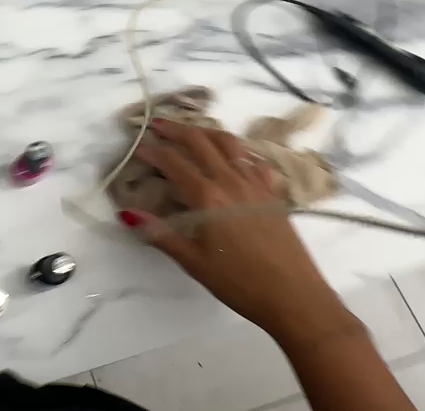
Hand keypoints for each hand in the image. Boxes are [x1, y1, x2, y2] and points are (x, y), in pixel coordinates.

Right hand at [118, 120, 353, 346]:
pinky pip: (253, 159)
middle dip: (175, 129)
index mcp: (206, 196)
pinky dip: (238, 150)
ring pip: (228, 142)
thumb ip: (161, 234)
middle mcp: (229, 180)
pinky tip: (234, 156)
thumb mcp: (194, 262)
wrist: (297, 299)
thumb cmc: (241, 283)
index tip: (138, 147)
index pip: (172, 161)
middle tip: (158, 124)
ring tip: (193, 131)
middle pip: (199, 140)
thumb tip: (127, 213)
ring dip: (206, 131)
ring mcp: (255, 183)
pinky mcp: (273, 192)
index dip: (152, 151)